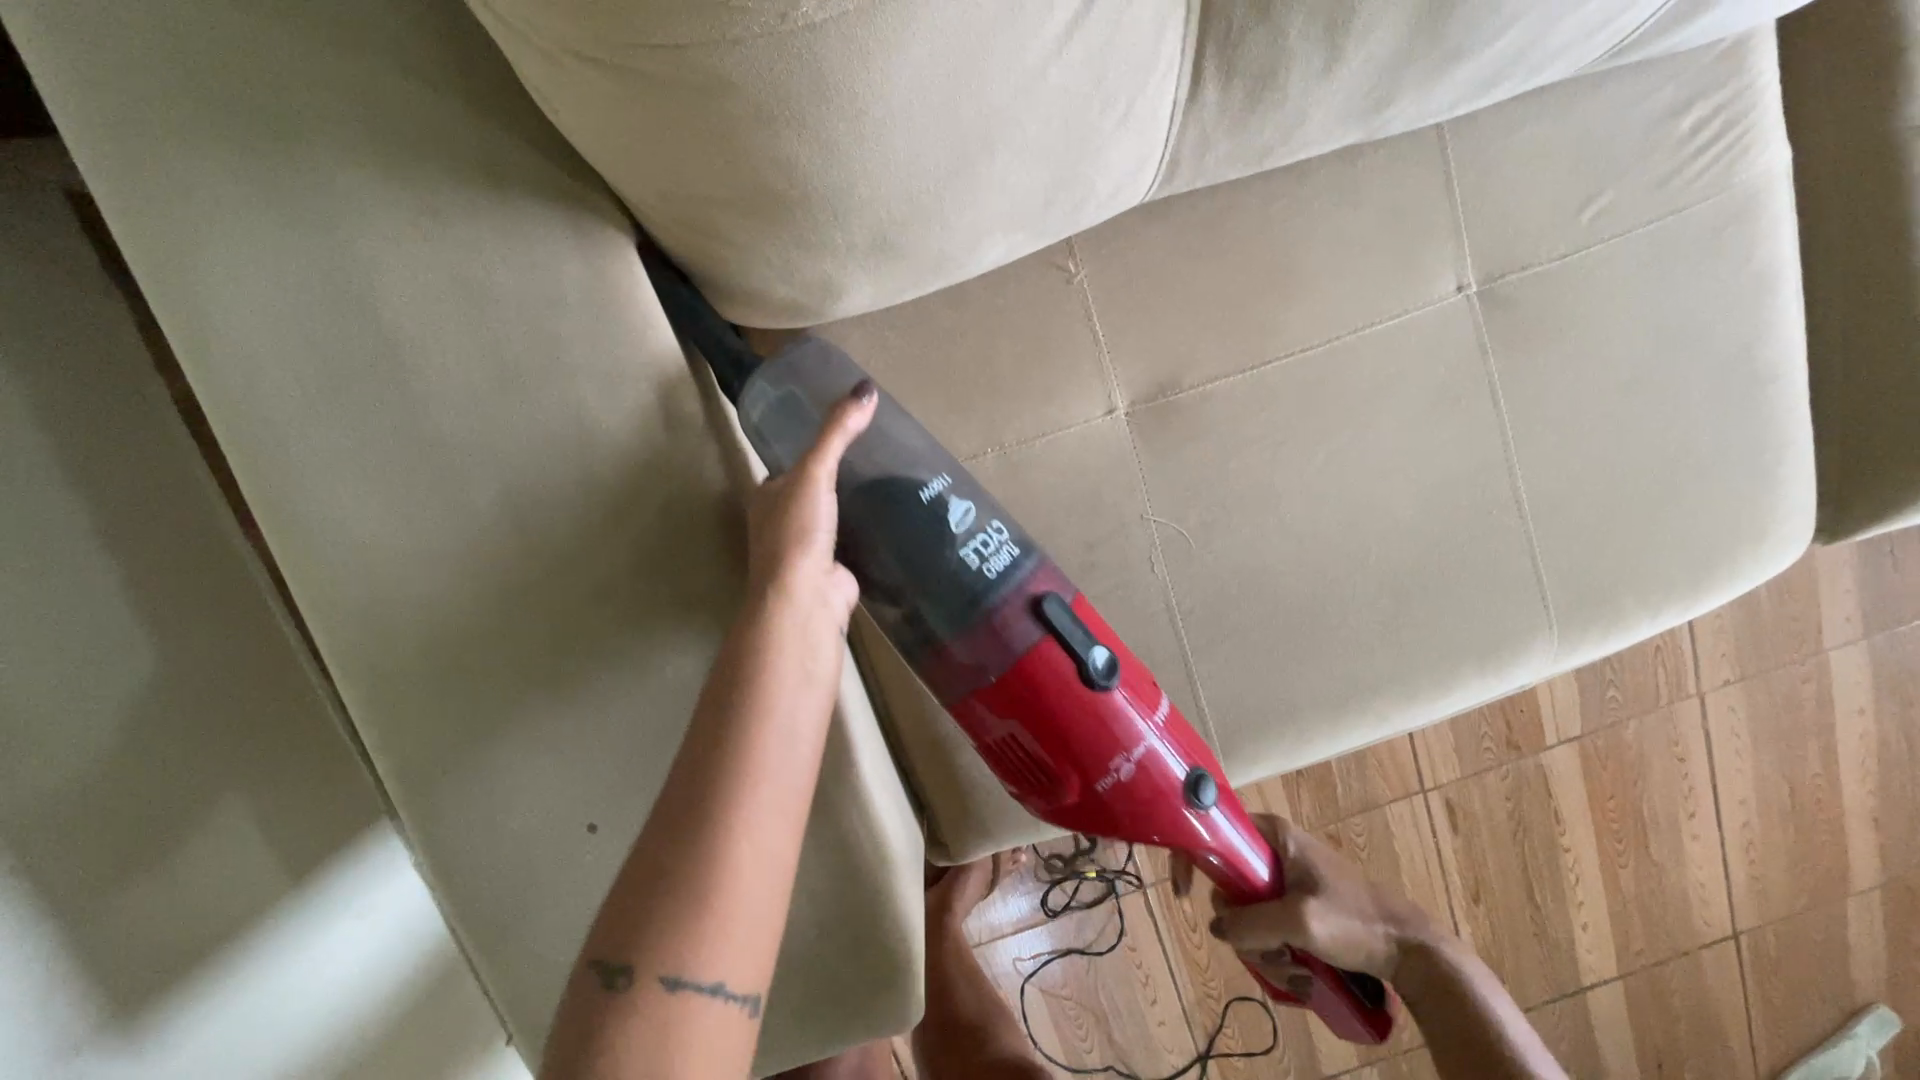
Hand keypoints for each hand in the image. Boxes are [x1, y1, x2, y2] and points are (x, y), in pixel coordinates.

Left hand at [744, 378, 877, 628]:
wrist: (805, 598)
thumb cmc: (798, 531)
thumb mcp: (814, 471)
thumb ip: (837, 433)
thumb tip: (866, 389)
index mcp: (767, 497)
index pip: (788, 466)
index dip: (812, 450)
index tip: (844, 434)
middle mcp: (781, 524)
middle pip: (811, 493)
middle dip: (836, 480)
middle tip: (875, 457)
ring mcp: (807, 551)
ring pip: (832, 520)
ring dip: (852, 508)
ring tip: (888, 484)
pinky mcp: (833, 571)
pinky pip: (853, 544)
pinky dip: (868, 534)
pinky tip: (892, 522)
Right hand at [1173, 813, 1438, 988]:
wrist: (1411, 950)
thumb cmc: (1357, 923)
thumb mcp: (1300, 923)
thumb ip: (1250, 924)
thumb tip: (1217, 928)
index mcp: (1273, 835)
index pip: (1213, 829)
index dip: (1190, 856)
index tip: (1184, 894)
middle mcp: (1274, 850)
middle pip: (1227, 885)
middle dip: (1242, 928)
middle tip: (1270, 950)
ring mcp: (1284, 879)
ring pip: (1245, 913)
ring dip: (1261, 948)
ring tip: (1294, 970)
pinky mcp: (1295, 904)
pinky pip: (1264, 926)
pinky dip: (1274, 952)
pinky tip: (1300, 972)